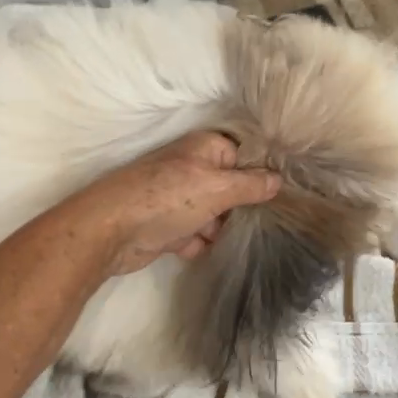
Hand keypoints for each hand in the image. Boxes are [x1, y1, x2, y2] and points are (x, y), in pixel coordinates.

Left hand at [77, 132, 281, 274]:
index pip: (246, 155)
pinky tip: (195, 248)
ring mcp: (180, 198)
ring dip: (221, 230)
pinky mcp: (169, 226)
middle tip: (265, 224)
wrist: (111, 232)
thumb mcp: (217, 188)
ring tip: (228, 238)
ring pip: (217, 214)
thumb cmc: (167, 199)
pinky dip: (198, 243)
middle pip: (233, 187)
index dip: (263, 173)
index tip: (286, 193)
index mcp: (206, 148)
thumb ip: (251, 185)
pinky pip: (197, 234)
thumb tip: (278, 180)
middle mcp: (194, 168)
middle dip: (243, 207)